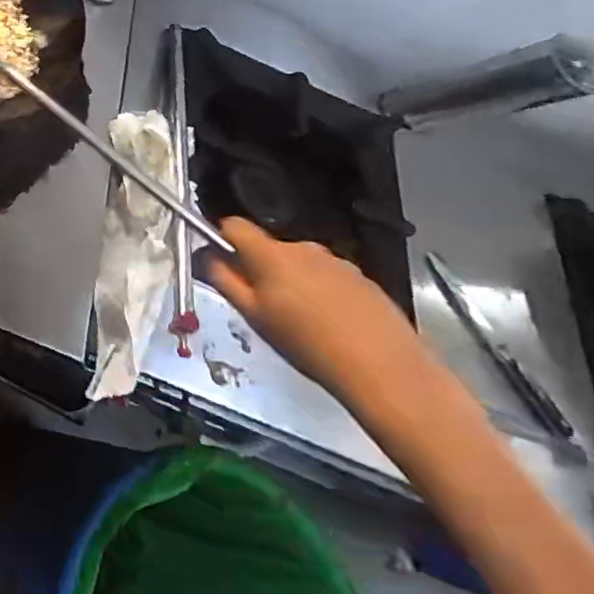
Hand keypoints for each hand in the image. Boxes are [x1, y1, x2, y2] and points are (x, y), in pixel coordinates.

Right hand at [205, 217, 432, 403]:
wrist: (384, 368)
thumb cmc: (306, 343)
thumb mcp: (253, 316)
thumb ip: (224, 280)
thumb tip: (209, 257)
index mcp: (270, 255)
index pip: (234, 225)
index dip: (222, 238)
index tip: (221, 262)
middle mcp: (303, 249)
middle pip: (267, 248)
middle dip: (258, 269)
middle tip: (262, 307)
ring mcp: (336, 261)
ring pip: (298, 264)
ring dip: (290, 282)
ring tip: (300, 322)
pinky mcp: (361, 278)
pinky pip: (326, 277)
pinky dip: (319, 292)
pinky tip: (329, 324)